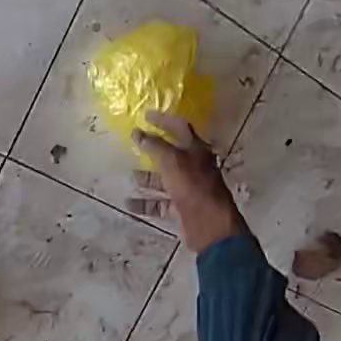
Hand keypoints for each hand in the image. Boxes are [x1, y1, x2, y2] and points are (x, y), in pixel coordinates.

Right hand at [130, 111, 248, 252]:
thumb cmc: (194, 187)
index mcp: (197, 151)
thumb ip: (155, 146)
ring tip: (131, 176)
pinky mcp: (182, 208)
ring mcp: (188, 189)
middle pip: (171, 154)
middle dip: (153, 149)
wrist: (210, 225)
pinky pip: (160, 203)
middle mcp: (194, 168)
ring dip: (148, 178)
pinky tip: (129, 203)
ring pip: (164, 180)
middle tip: (135, 142)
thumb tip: (138, 133)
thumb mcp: (173, 162)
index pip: (180, 128)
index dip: (164, 120)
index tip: (146, 115)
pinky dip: (145, 203)